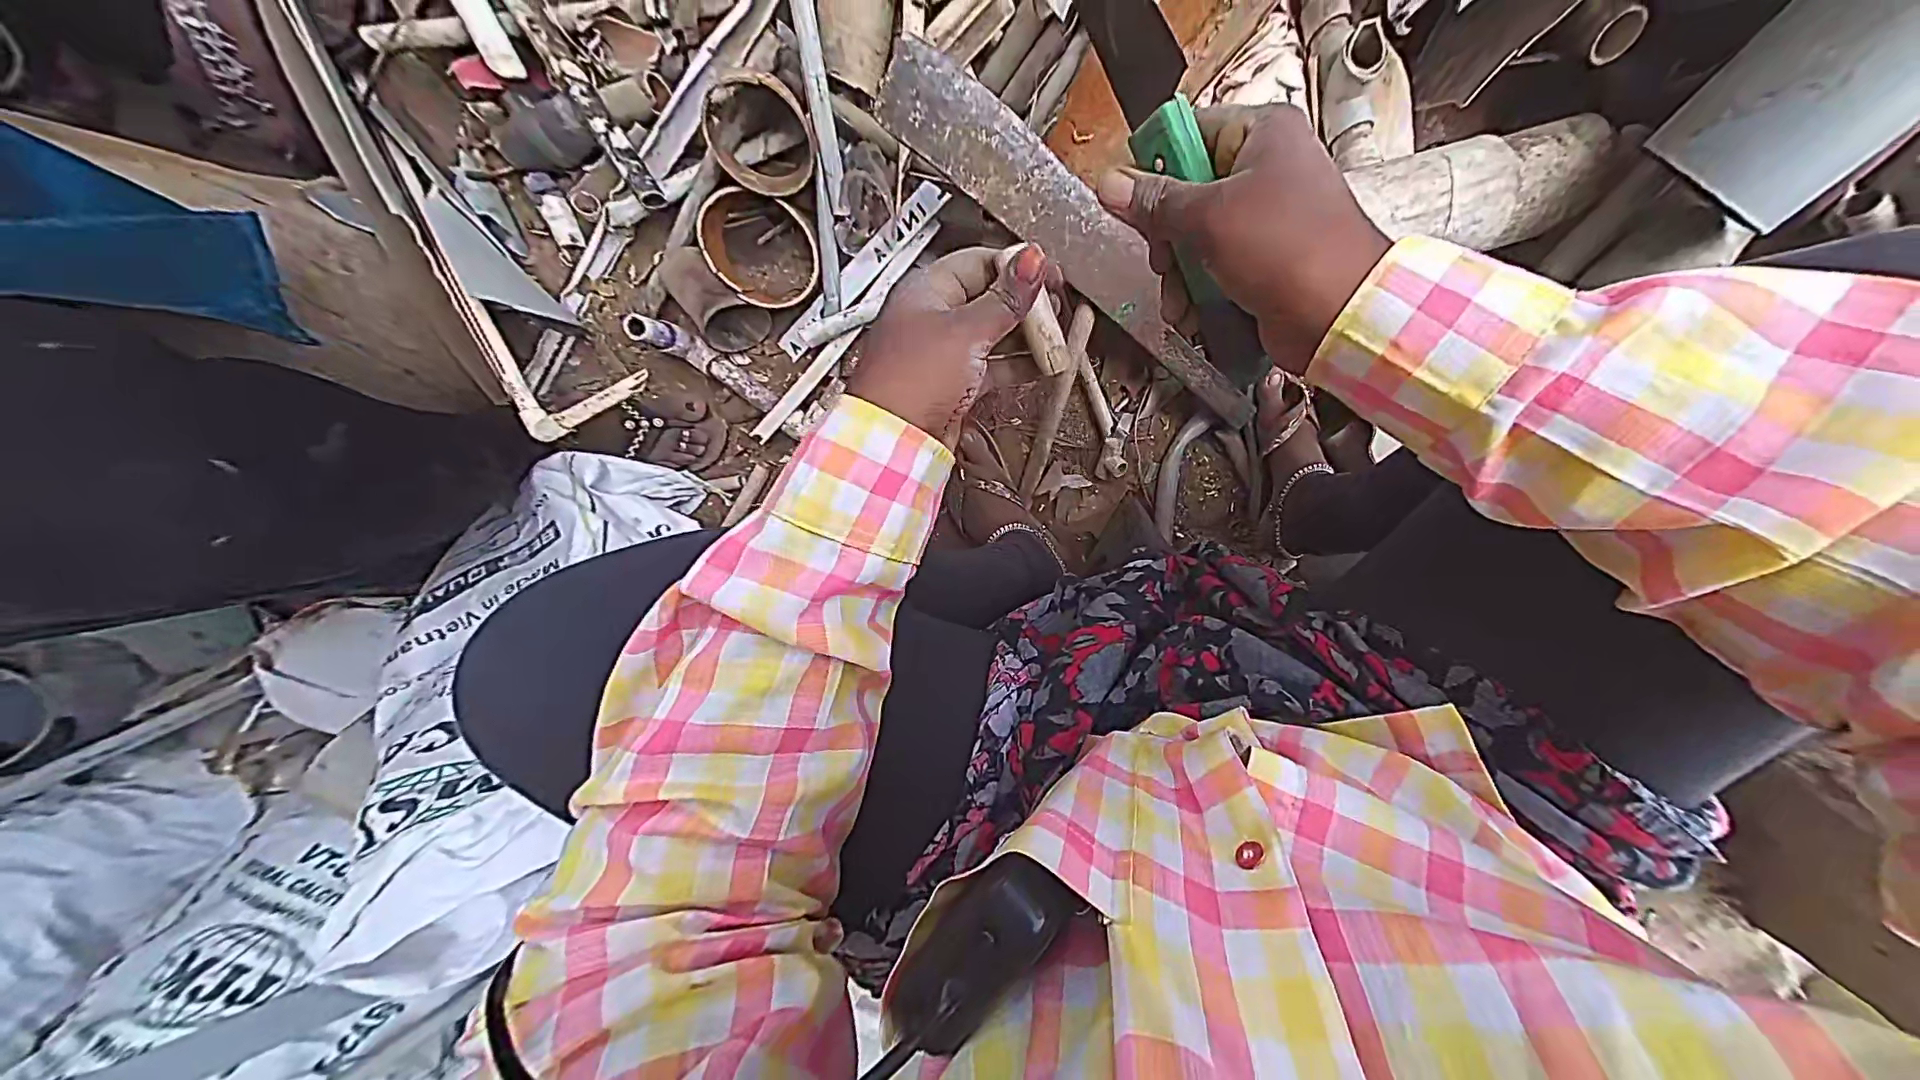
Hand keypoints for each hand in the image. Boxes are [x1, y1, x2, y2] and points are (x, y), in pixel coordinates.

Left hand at [847, 244, 1057, 446]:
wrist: (895, 439)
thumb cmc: (910, 382)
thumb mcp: (966, 331)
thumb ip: (1004, 299)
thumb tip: (1030, 262)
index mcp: (927, 290)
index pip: (979, 262)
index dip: (1015, 265)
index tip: (1045, 274)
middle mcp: (934, 319)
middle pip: (989, 299)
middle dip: (1025, 304)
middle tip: (1053, 308)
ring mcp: (945, 353)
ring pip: (994, 334)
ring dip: (1025, 336)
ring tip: (1053, 337)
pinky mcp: (955, 384)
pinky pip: (992, 366)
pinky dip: (1017, 365)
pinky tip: (1040, 364)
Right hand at [1097, 105, 1389, 373]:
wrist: (1335, 313)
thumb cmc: (1291, 251)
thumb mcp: (1209, 217)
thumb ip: (1156, 201)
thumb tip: (1114, 185)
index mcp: (1262, 134)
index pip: (1187, 132)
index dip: (1153, 165)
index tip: (1134, 198)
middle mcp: (1264, 171)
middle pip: (1183, 193)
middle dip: (1166, 237)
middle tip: (1165, 255)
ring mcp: (1262, 219)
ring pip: (1192, 238)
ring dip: (1177, 274)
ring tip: (1181, 296)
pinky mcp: (1258, 261)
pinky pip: (1209, 268)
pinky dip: (1196, 292)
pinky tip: (1193, 310)